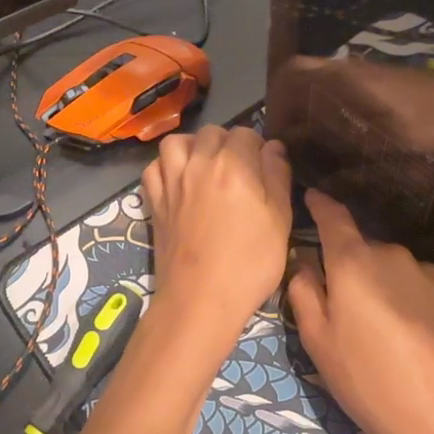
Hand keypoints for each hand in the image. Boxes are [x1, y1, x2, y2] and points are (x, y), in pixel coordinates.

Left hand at [141, 126, 293, 332]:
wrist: (200, 300)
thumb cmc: (249, 263)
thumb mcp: (280, 220)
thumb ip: (277, 176)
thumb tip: (273, 147)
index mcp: (233, 165)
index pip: (246, 133)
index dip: (258, 147)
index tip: (263, 168)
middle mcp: (198, 164)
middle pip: (212, 133)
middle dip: (227, 143)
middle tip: (238, 170)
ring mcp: (171, 181)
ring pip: (176, 142)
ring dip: (192, 147)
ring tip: (204, 166)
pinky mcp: (154, 201)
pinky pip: (153, 167)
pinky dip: (165, 167)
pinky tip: (178, 181)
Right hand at [279, 56, 433, 154]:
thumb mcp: (396, 149)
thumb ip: (357, 165)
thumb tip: (322, 184)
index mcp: (346, 79)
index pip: (293, 73)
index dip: (275, 98)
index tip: (273, 132)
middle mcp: (346, 71)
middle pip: (298, 79)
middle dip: (285, 109)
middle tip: (283, 145)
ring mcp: (359, 75)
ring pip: (315, 86)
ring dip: (303, 111)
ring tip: (300, 147)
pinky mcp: (371, 84)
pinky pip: (332, 93)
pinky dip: (321, 112)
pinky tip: (328, 143)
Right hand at [286, 190, 433, 433]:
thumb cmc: (368, 379)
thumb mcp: (317, 342)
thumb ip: (305, 294)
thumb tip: (306, 265)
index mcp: (354, 261)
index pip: (334, 217)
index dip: (321, 205)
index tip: (313, 196)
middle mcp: (395, 255)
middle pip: (365, 250)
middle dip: (353, 268)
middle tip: (346, 309)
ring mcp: (432, 275)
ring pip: (398, 271)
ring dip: (387, 288)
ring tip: (386, 332)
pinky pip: (426, 290)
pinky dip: (415, 303)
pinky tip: (416, 339)